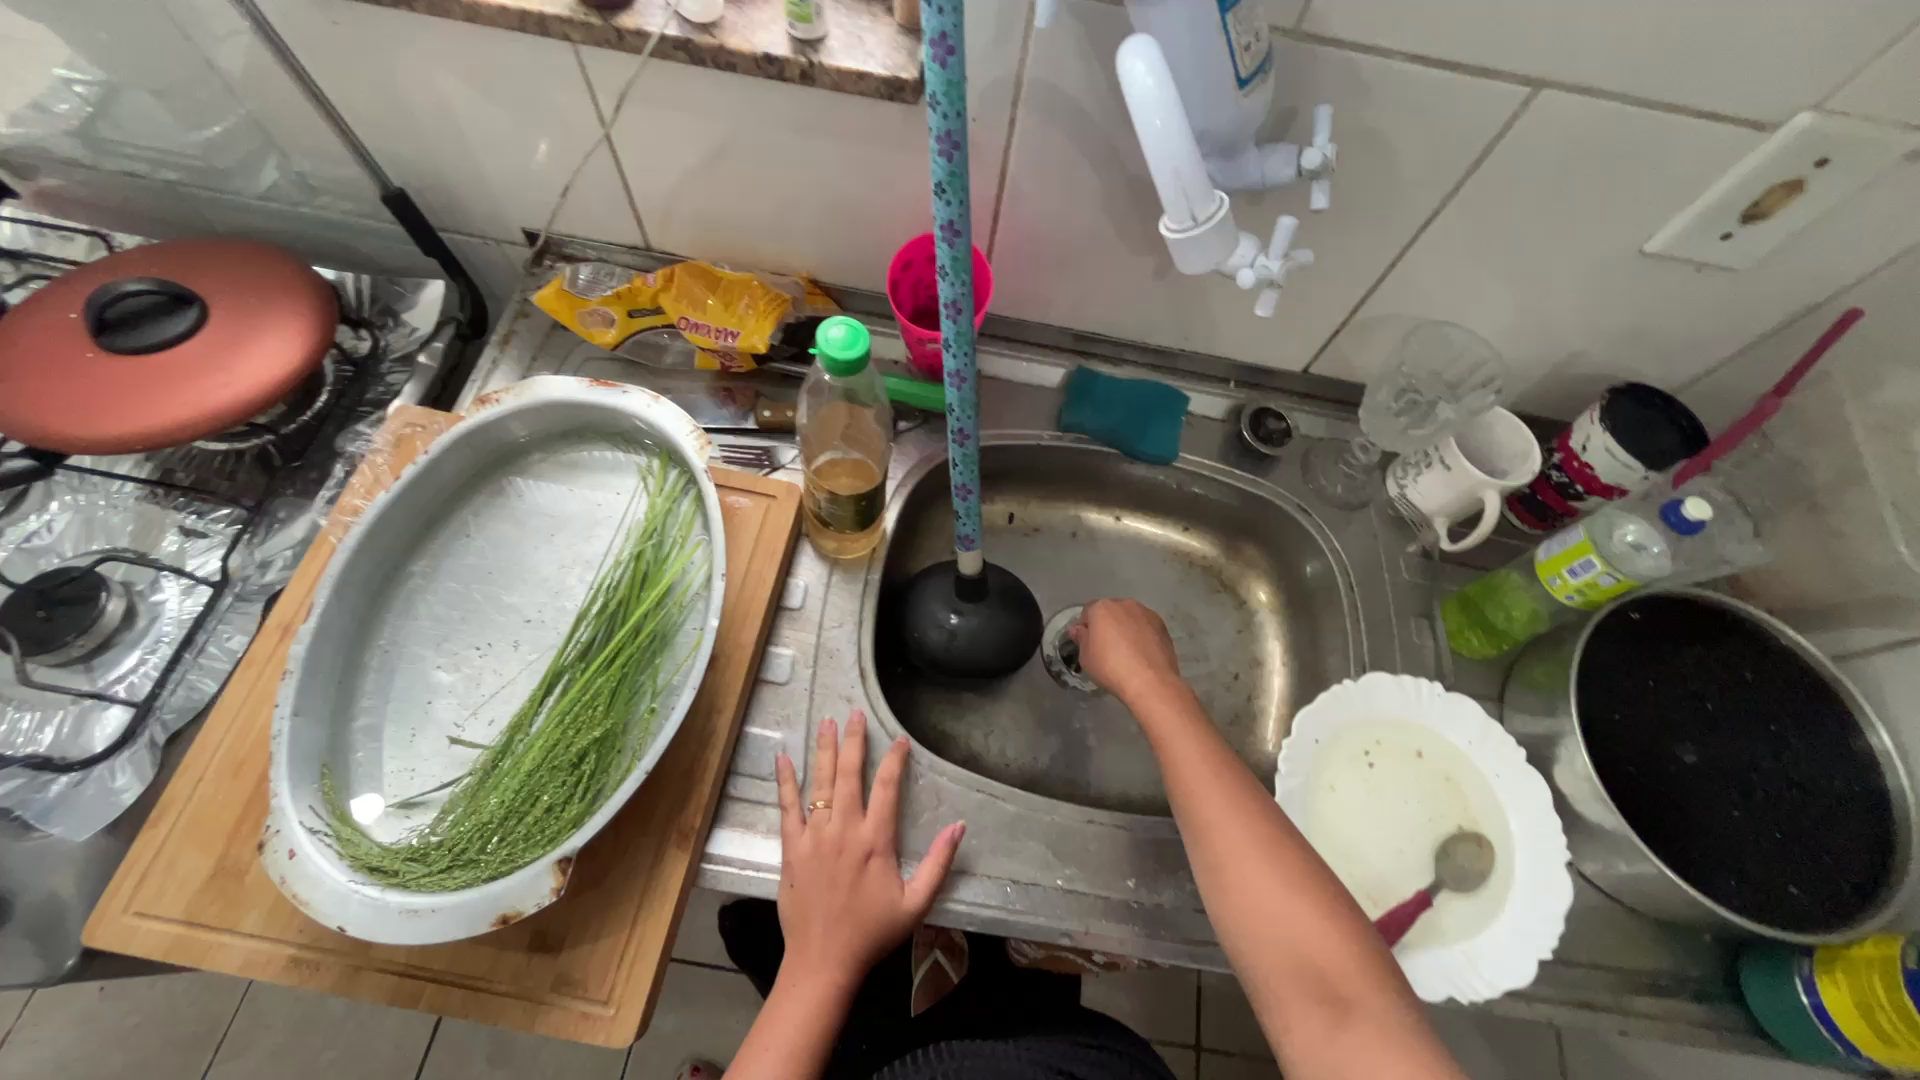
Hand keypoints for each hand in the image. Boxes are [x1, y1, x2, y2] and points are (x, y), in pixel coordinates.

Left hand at [773, 711, 964, 994]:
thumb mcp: (916, 903)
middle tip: (854, 713)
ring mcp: (814, 837)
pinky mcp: (792, 848)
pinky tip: (782, 759)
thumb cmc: (872, 932)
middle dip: (853, 740)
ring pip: (819, 783)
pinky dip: (785, 782)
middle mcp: (844, 830)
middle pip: (848, 774)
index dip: (894, 759)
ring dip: (823, 750)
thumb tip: (960, 826)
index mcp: (875, 840)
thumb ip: (939, 863)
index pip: (886, 786)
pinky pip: (787, 808)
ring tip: (825, 722)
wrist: (823, 961)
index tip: (900, 740)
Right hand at [1068, 598, 1187, 706]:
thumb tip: (1078, 629)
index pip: (1087, 612)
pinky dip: (1141, 635)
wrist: (1150, 681)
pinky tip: (1141, 653)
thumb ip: (1081, 638)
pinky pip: (1145, 627)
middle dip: (1107, 625)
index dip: (1085, 628)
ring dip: (1125, 628)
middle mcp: (1125, 604)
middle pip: (1110, 612)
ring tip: (1127, 651)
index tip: (1087, 644)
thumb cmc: (1111, 667)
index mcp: (1102, 608)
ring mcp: (1146, 613)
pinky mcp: (1162, 625)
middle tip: (1106, 648)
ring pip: (1129, 618)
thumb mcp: (1086, 657)